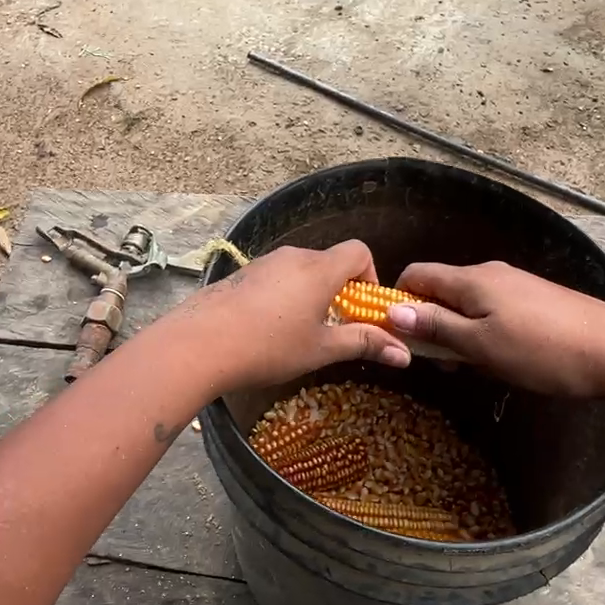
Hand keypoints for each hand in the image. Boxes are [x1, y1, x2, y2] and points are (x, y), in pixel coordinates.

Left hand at [154, 241, 410, 392]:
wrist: (200, 343)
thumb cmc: (269, 346)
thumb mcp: (321, 349)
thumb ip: (363, 344)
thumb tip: (404, 354)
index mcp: (319, 268)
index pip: (358, 250)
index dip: (369, 275)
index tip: (362, 307)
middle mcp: (292, 256)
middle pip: (328, 261)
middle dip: (339, 290)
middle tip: (332, 327)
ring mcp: (263, 262)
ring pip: (299, 270)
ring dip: (309, 293)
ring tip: (298, 332)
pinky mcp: (241, 274)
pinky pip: (274, 277)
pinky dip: (282, 295)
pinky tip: (266, 328)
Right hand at [388, 261, 604, 397]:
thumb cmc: (543, 351)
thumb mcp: (481, 345)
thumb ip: (436, 326)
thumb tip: (392, 310)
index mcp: (471, 279)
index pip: (416, 274)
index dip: (398, 300)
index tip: (400, 335)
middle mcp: (490, 274)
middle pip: (441, 290)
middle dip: (430, 323)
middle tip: (442, 363)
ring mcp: (516, 286)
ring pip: (468, 304)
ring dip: (459, 333)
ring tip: (476, 367)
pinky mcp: (537, 301)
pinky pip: (493, 311)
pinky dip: (484, 332)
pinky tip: (504, 359)